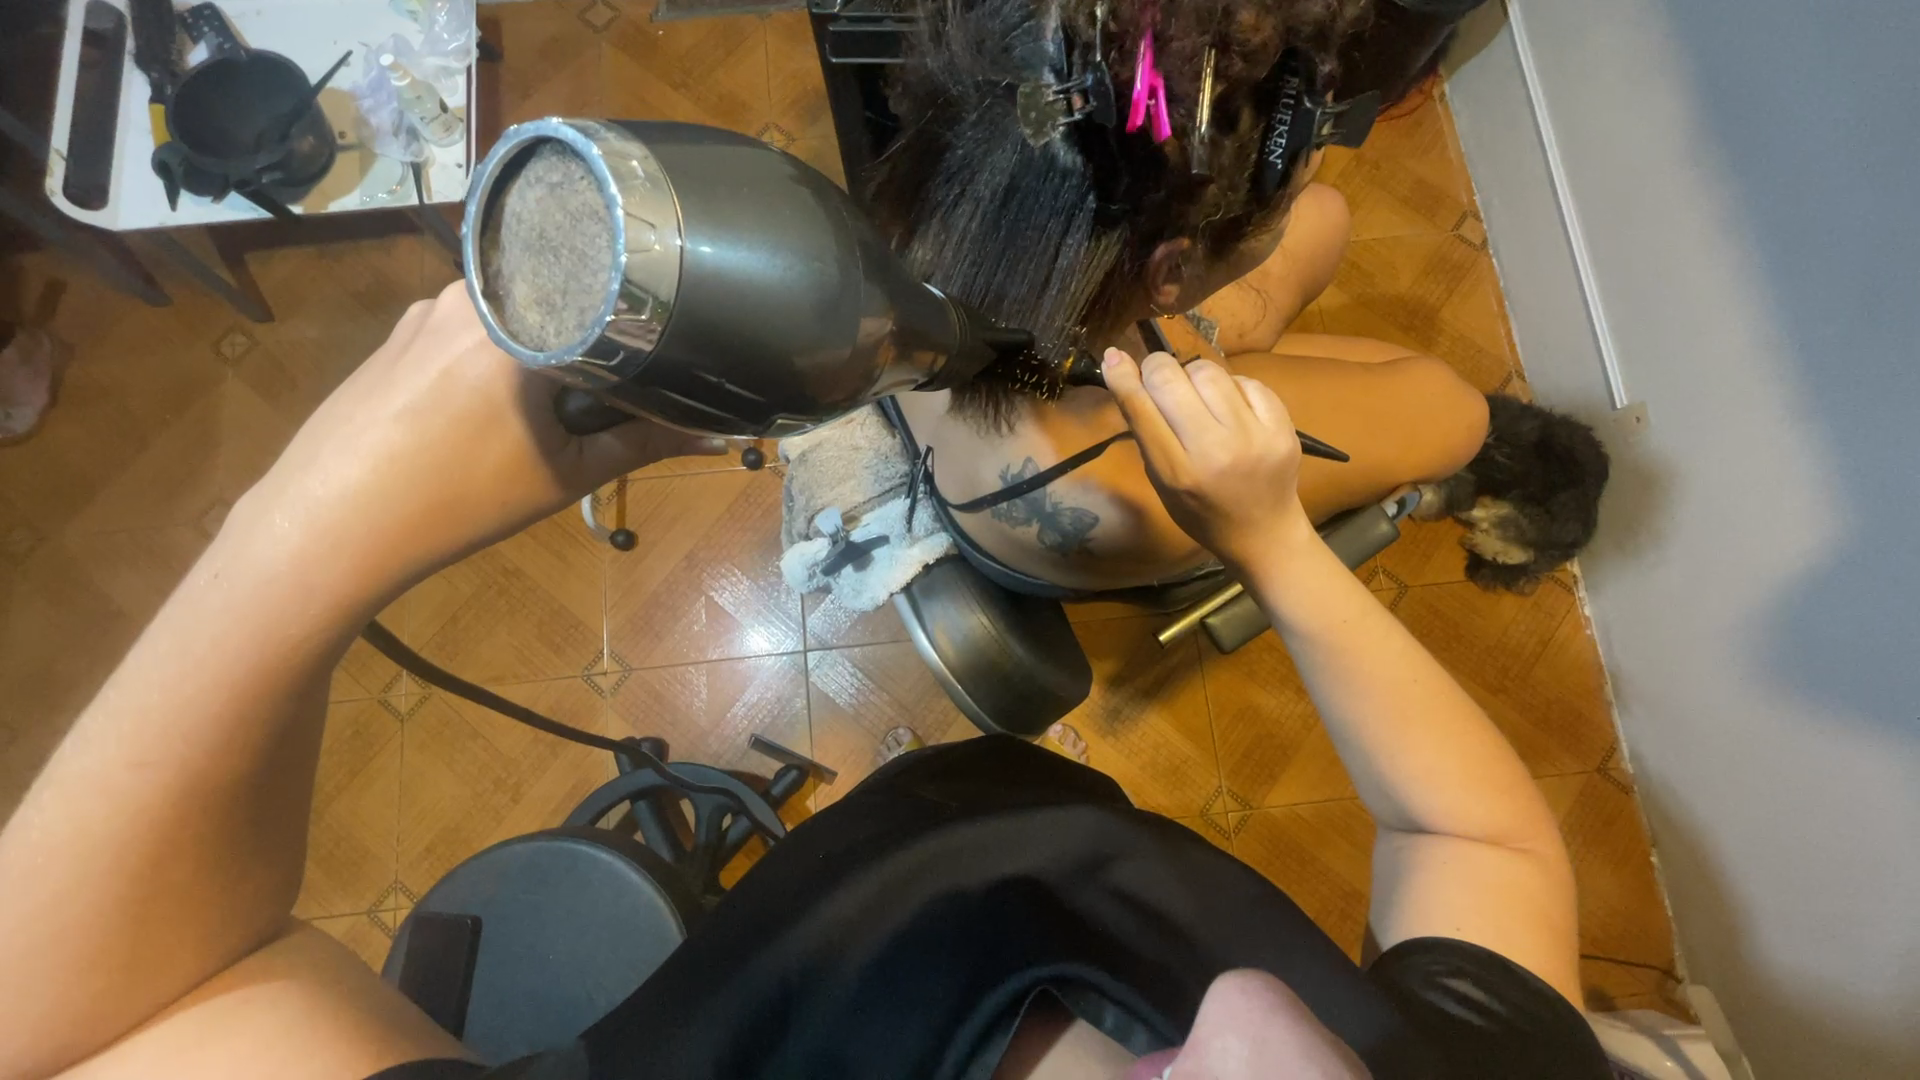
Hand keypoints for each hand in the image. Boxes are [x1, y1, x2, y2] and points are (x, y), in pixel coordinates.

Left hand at [231, 281, 723, 598]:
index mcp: (518, 320)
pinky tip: (496, 405)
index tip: (668, 347)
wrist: (331, 525)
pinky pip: (472, 329)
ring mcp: (425, 313)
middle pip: (558, 299)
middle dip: (594, 338)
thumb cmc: (462, 497)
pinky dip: (501, 355)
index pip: (604, 289)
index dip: (643, 318)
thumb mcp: (568, 474)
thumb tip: (720, 440)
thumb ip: (646, 445)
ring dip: (545, 347)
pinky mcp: (398, 336)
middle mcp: (469, 297)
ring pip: (514, 314)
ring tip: (561, 400)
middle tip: (618, 387)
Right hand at [1101, 347, 1316, 573]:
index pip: (1141, 409)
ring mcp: (1253, 437)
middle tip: (1156, 376)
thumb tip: (1123, 374)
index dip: (1122, 377)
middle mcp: (1214, 451)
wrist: (1263, 532)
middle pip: (1171, 379)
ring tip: (1196, 394)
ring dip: (1193, 375)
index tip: (1114, 356)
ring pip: (1208, 371)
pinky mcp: (1282, 427)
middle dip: (1156, 369)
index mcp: (1177, 472)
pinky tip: (1229, 406)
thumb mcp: (1161, 482)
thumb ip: (1146, 434)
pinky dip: (1230, 386)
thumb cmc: (1200, 511)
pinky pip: (1245, 380)